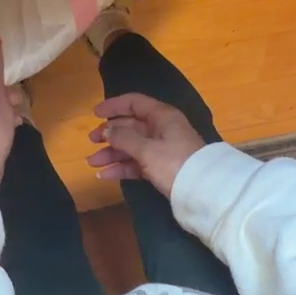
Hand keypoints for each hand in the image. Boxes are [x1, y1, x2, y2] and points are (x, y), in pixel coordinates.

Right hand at [85, 93, 205, 197]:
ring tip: (92, 163)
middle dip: (109, 134)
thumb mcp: (147, 149)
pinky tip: (105, 175)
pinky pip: (137, 163)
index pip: (134, 103)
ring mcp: (161, 149)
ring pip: (131, 146)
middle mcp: (161, 129)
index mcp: (161, 116)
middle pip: (130, 126)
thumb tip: (106, 130)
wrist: (204, 192)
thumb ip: (124, 138)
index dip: (114, 106)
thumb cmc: (175, 163)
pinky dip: (122, 167)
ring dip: (112, 154)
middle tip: (91, 141)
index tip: (95, 114)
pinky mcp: (161, 167)